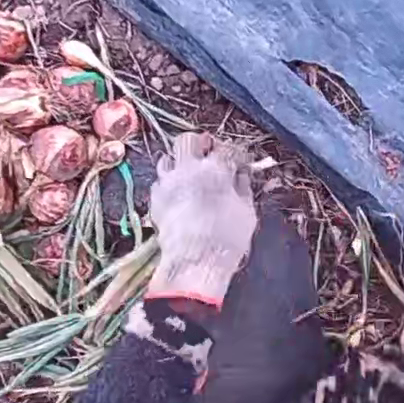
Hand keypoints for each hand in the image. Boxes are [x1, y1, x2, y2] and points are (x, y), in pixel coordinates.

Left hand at [147, 133, 257, 307]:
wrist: (195, 261)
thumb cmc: (228, 239)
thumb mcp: (247, 213)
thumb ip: (243, 188)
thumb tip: (241, 175)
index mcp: (216, 169)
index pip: (224, 148)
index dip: (230, 153)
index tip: (235, 162)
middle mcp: (188, 168)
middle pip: (187, 141)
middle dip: (197, 144)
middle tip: (206, 155)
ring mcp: (168, 182)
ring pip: (168, 158)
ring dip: (178, 162)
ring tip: (187, 174)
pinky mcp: (155, 199)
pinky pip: (160, 182)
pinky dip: (168, 184)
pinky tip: (176, 195)